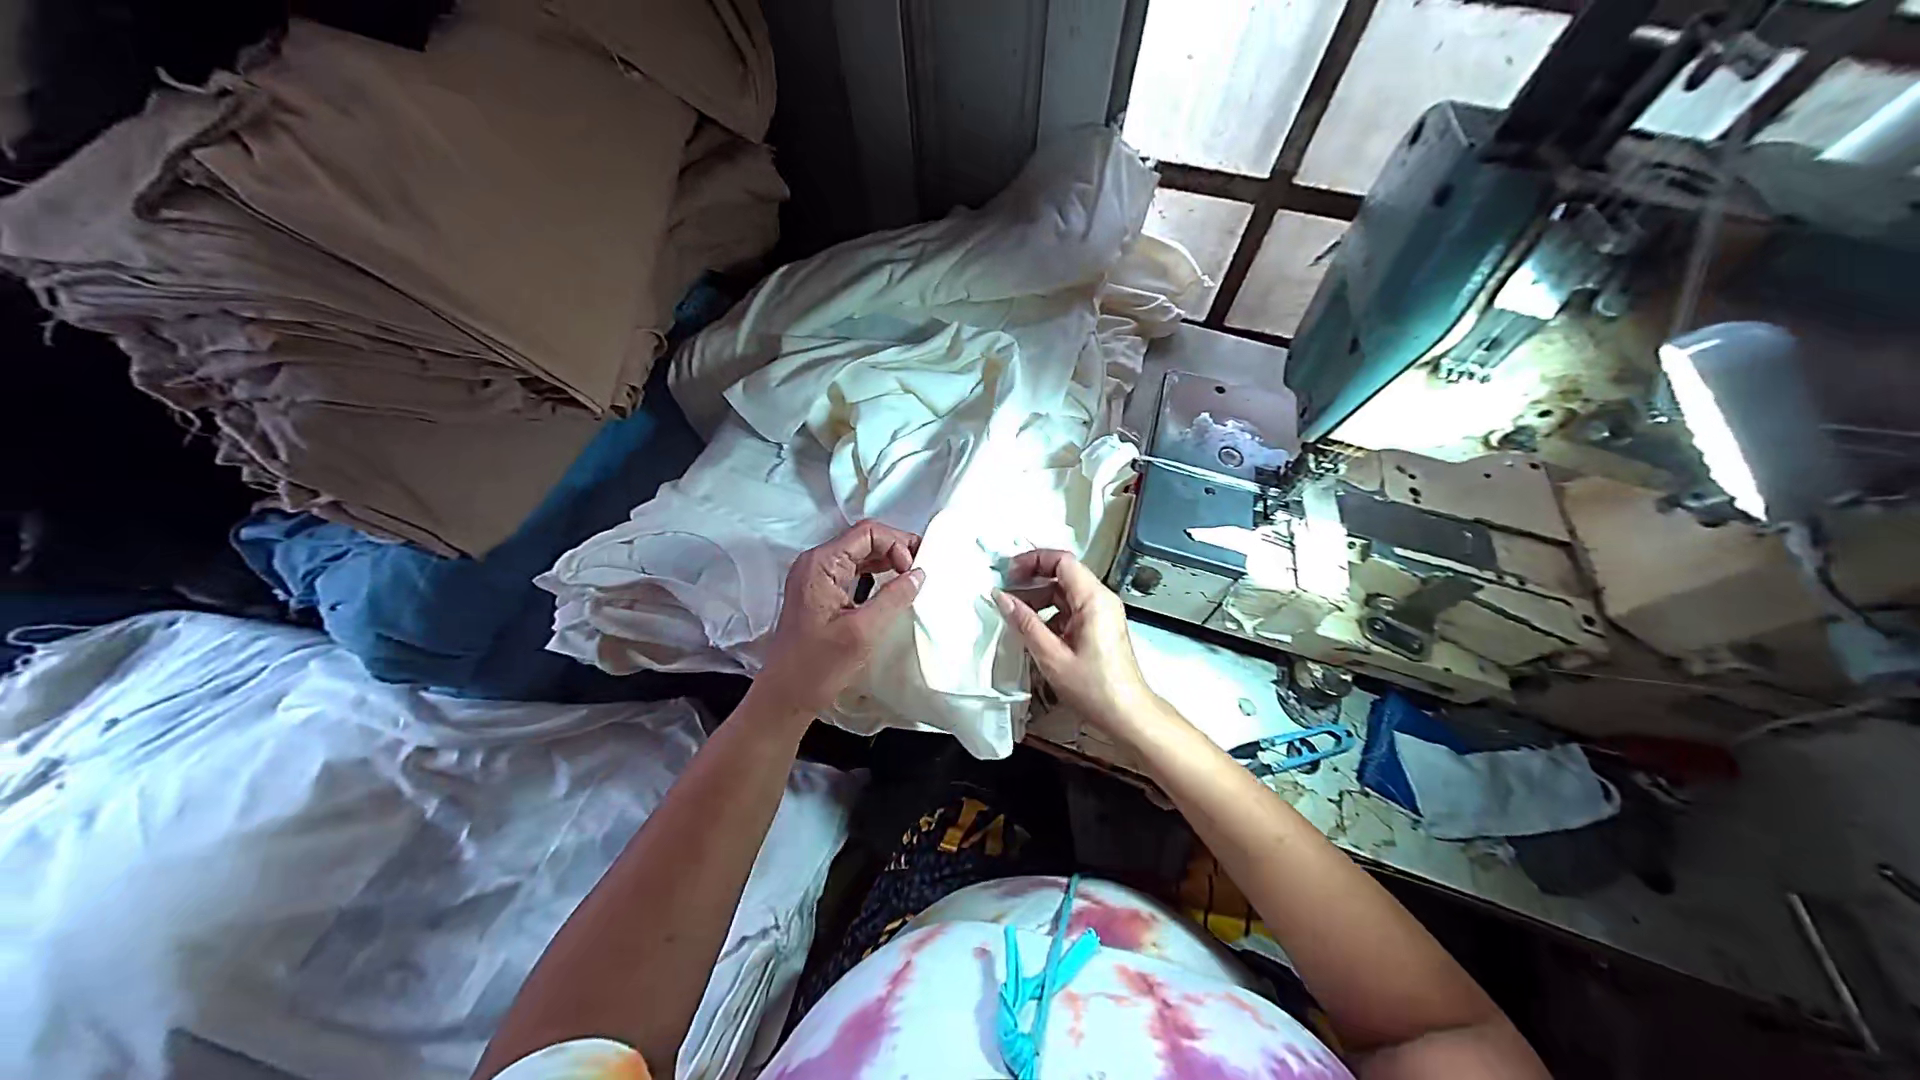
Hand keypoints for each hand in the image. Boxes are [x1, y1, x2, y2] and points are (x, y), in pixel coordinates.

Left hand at [755, 520, 923, 715]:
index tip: (913, 571)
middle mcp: (815, 563)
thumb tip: (919, 575)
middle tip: (921, 569)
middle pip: (864, 538)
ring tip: (912, 577)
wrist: (786, 695)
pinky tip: (893, 587)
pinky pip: (852, 570)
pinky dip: (876, 573)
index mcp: (820, 565)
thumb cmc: (818, 666)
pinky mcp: (819, 591)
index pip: (867, 532)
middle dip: (896, 548)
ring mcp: (815, 577)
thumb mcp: (863, 631)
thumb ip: (893, 598)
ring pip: (860, 553)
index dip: (896, 544)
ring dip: (888, 560)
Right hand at [993, 549, 1162, 741]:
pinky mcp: (1099, 628)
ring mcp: (1102, 614)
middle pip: (1063, 574)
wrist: (1128, 715)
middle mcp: (1101, 600)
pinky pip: (1071, 609)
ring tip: (1014, 614)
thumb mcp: (1051, 655)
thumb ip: (1024, 623)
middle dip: (1032, 579)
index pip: (1062, 560)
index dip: (1032, 560)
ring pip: (1065, 593)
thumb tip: (1002, 598)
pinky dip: (1050, 614)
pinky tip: (1032, 630)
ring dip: (1039, 598)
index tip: (1009, 572)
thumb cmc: (1096, 689)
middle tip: (1006, 592)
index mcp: (1094, 599)